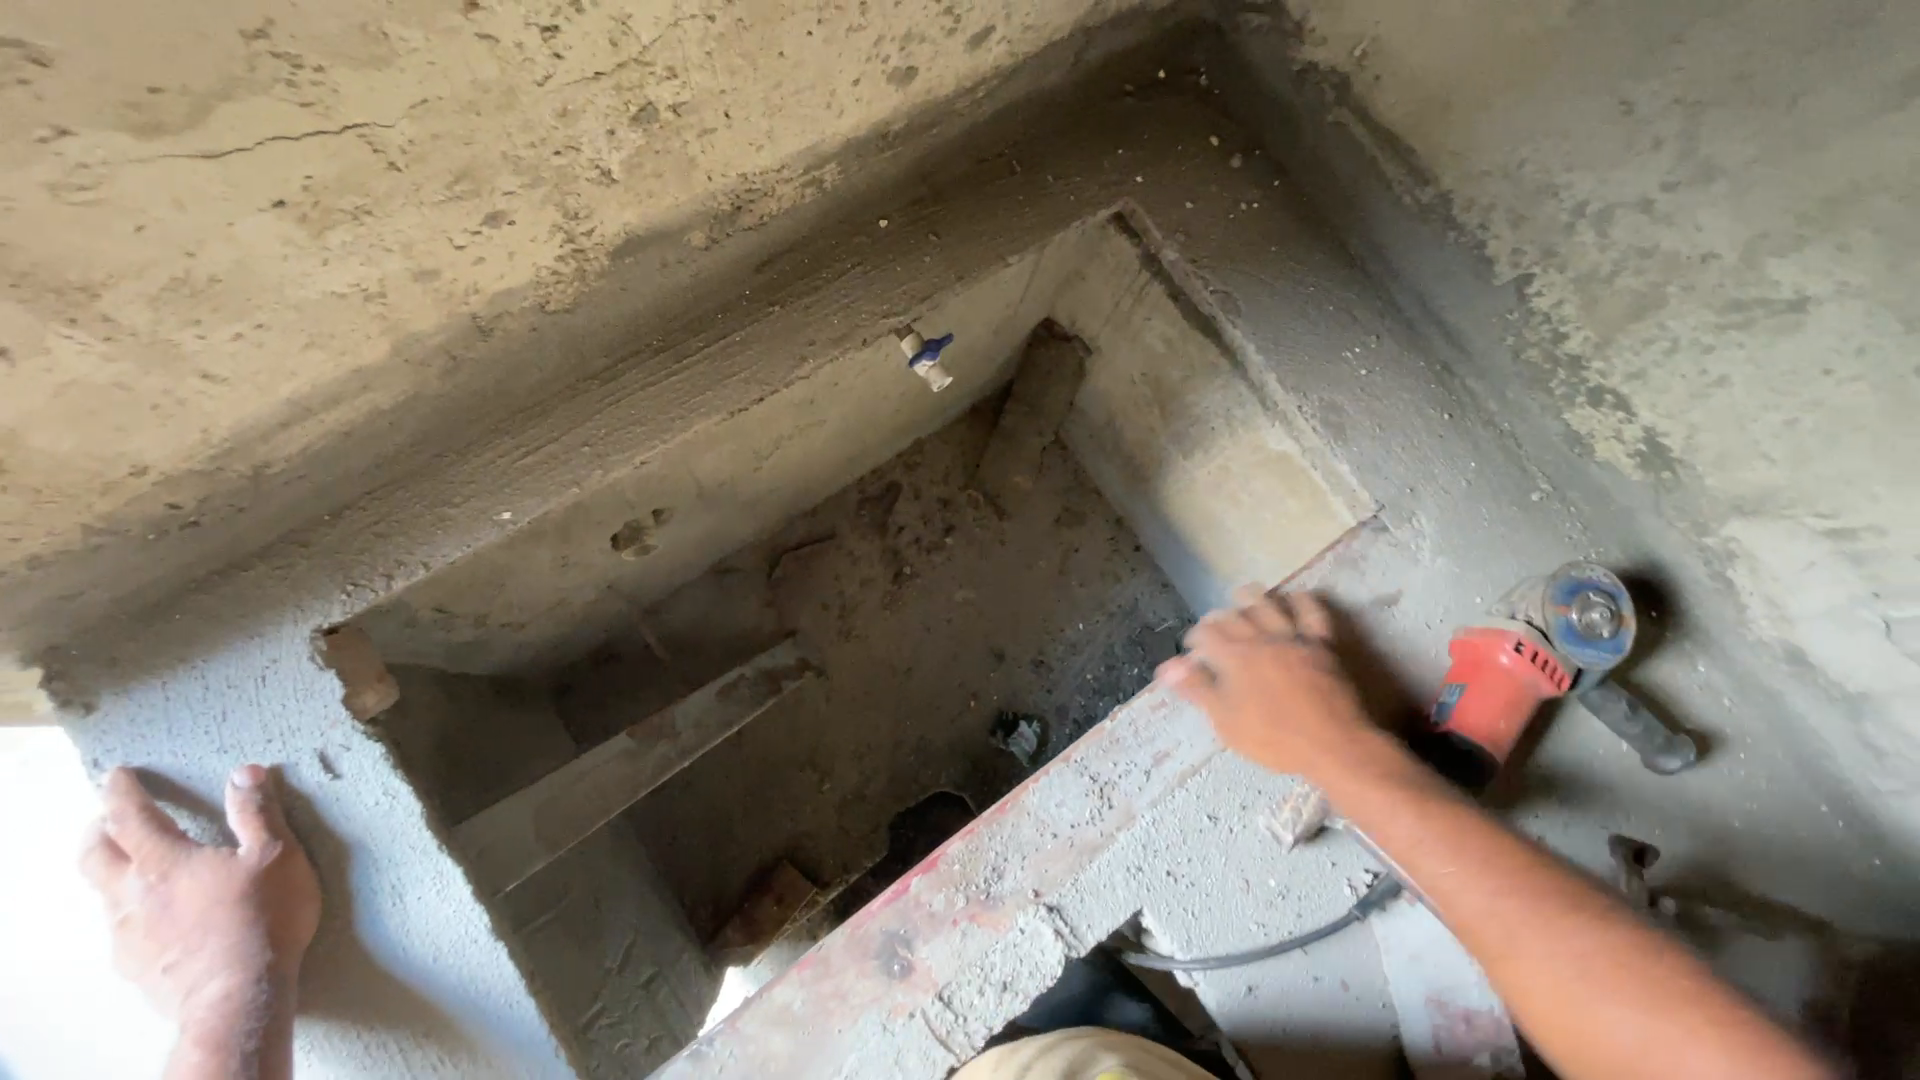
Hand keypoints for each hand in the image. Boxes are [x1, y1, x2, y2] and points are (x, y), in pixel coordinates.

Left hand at [79, 765, 320, 1030]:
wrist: (238, 992)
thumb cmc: (263, 915)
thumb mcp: (277, 854)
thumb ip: (257, 813)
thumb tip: (244, 772)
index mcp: (164, 863)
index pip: (130, 818)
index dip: (121, 792)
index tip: (115, 775)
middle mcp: (132, 895)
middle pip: (95, 856)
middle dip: (98, 830)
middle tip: (108, 818)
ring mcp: (127, 933)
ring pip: (104, 892)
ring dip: (113, 870)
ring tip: (136, 865)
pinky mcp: (134, 963)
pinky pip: (121, 925)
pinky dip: (131, 906)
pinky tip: (158, 913)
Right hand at [1155, 587, 1377, 777]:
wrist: (1332, 745)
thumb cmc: (1273, 739)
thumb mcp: (1225, 720)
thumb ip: (1197, 688)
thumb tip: (1166, 667)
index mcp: (1234, 657)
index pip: (1206, 635)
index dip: (1195, 636)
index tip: (1192, 645)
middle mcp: (1261, 639)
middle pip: (1234, 616)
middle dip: (1219, 616)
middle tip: (1214, 620)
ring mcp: (1293, 638)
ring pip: (1269, 605)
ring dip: (1254, 597)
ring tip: (1245, 594)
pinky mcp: (1321, 644)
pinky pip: (1312, 613)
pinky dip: (1302, 601)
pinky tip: (1296, 597)